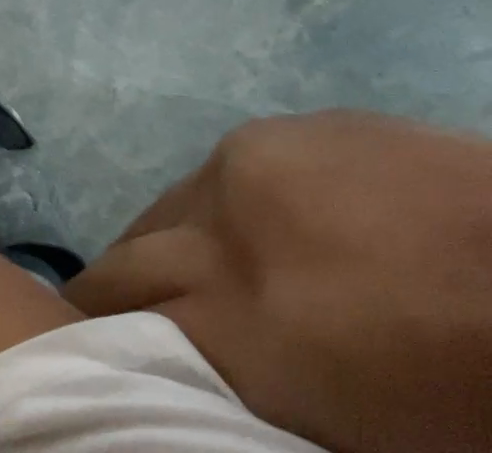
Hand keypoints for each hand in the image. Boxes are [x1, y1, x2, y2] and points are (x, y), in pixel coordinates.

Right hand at [65, 110, 491, 452]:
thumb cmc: (472, 379)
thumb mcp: (360, 424)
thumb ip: (247, 386)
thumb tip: (174, 368)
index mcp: (245, 327)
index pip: (116, 328)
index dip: (98, 339)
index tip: (99, 353)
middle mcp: (218, 233)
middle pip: (120, 263)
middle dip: (112, 293)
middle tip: (121, 316)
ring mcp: (243, 170)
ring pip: (161, 211)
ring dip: (171, 245)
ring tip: (208, 271)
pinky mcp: (278, 129)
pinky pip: (218, 174)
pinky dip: (225, 206)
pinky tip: (269, 224)